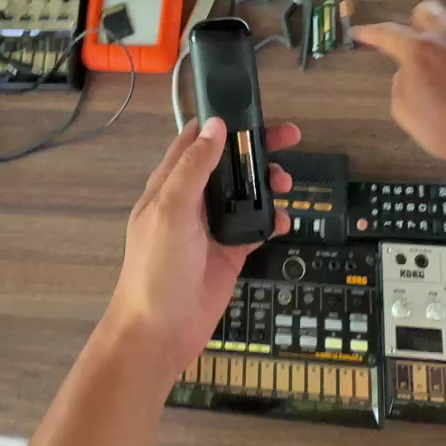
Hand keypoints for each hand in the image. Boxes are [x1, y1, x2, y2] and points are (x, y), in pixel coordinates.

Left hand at [102, 117, 298, 383]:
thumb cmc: (156, 270)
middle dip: (256, 148)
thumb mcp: (171, 212)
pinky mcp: (229, 252)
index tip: (251, 111)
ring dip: (266, 183)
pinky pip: (255, 227)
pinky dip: (272, 220)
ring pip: (245, 193)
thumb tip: (214, 125)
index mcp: (170, 185)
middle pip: (227, 163)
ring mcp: (211, 227)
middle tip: (289, 137)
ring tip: (286, 182)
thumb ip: (193, 168)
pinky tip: (284, 220)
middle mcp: (191, 201)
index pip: (195, 141)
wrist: (159, 334)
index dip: (221, 123)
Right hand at [354, 0, 445, 173]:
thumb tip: (406, 72)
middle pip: (425, 10)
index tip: (360, 32)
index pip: (386, 33)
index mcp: (417, 51)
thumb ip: (400, 86)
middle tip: (416, 43)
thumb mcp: (407, 114)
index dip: (369, 32)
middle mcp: (445, 36)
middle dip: (415, 23)